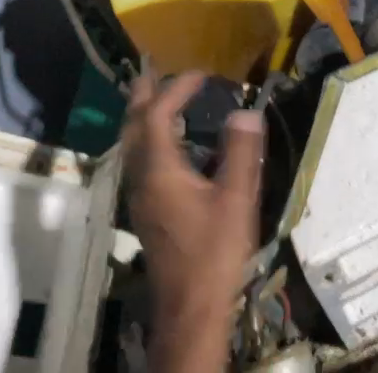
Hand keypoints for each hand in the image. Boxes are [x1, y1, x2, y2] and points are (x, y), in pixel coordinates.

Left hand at [124, 70, 264, 372]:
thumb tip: (245, 112)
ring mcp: (139, 197)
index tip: (201, 75)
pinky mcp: (146, 211)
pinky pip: (138, 160)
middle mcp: (141, 179)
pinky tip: (169, 145)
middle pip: (133, 127)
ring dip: (142, 116)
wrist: (190, 308)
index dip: (175, 89)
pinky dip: (148, 138)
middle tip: (154, 70)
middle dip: (142, 95)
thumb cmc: (214, 252)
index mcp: (159, 170)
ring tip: (158, 98)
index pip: (157, 115)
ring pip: (132, 145)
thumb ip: (242, 152)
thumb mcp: (237, 199)